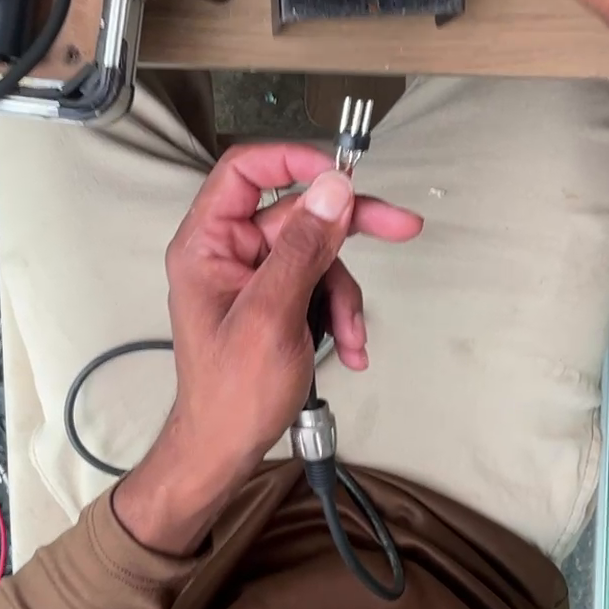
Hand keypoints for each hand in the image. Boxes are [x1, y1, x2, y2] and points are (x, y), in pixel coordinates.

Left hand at [113, 145, 422, 553]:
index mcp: (206, 243)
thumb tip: (333, 188)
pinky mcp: (275, 300)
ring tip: (351, 336)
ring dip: (343, 295)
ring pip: (317, 254)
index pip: (244, 171)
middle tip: (402, 225)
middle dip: (348, 231)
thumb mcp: (273, 315)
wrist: (225, 449)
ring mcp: (254, 276)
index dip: (291, 160)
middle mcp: (228, 251)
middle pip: (296, 213)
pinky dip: (338, 313)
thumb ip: (303, 248)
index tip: (340, 175)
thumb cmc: (233, 392)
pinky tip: (350, 348)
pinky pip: (317, 286)